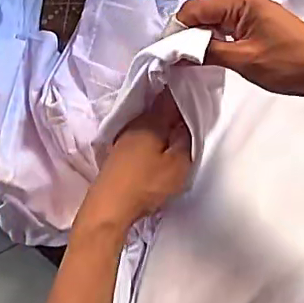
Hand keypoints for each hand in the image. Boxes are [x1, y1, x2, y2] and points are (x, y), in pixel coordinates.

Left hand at [79, 92, 192, 233]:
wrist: (108, 206)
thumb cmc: (145, 184)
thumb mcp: (177, 166)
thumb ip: (185, 142)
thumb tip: (186, 125)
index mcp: (150, 122)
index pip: (168, 100)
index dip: (181, 96)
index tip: (195, 97)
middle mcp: (134, 125)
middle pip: (157, 112)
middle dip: (173, 114)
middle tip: (191, 119)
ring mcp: (123, 139)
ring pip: (148, 126)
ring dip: (162, 129)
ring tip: (178, 136)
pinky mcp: (118, 154)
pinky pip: (140, 139)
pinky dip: (152, 141)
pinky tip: (158, 150)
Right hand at [175, 0, 303, 97]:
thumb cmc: (293, 62)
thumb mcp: (243, 59)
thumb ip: (207, 52)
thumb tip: (181, 52)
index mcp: (240, 1)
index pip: (193, 9)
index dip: (177, 30)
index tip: (167, 52)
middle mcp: (244, 1)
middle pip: (201, 13)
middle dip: (186, 35)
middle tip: (176, 60)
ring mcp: (250, 13)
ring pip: (211, 22)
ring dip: (200, 40)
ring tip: (192, 62)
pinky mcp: (256, 26)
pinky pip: (225, 29)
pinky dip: (214, 42)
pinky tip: (210, 58)